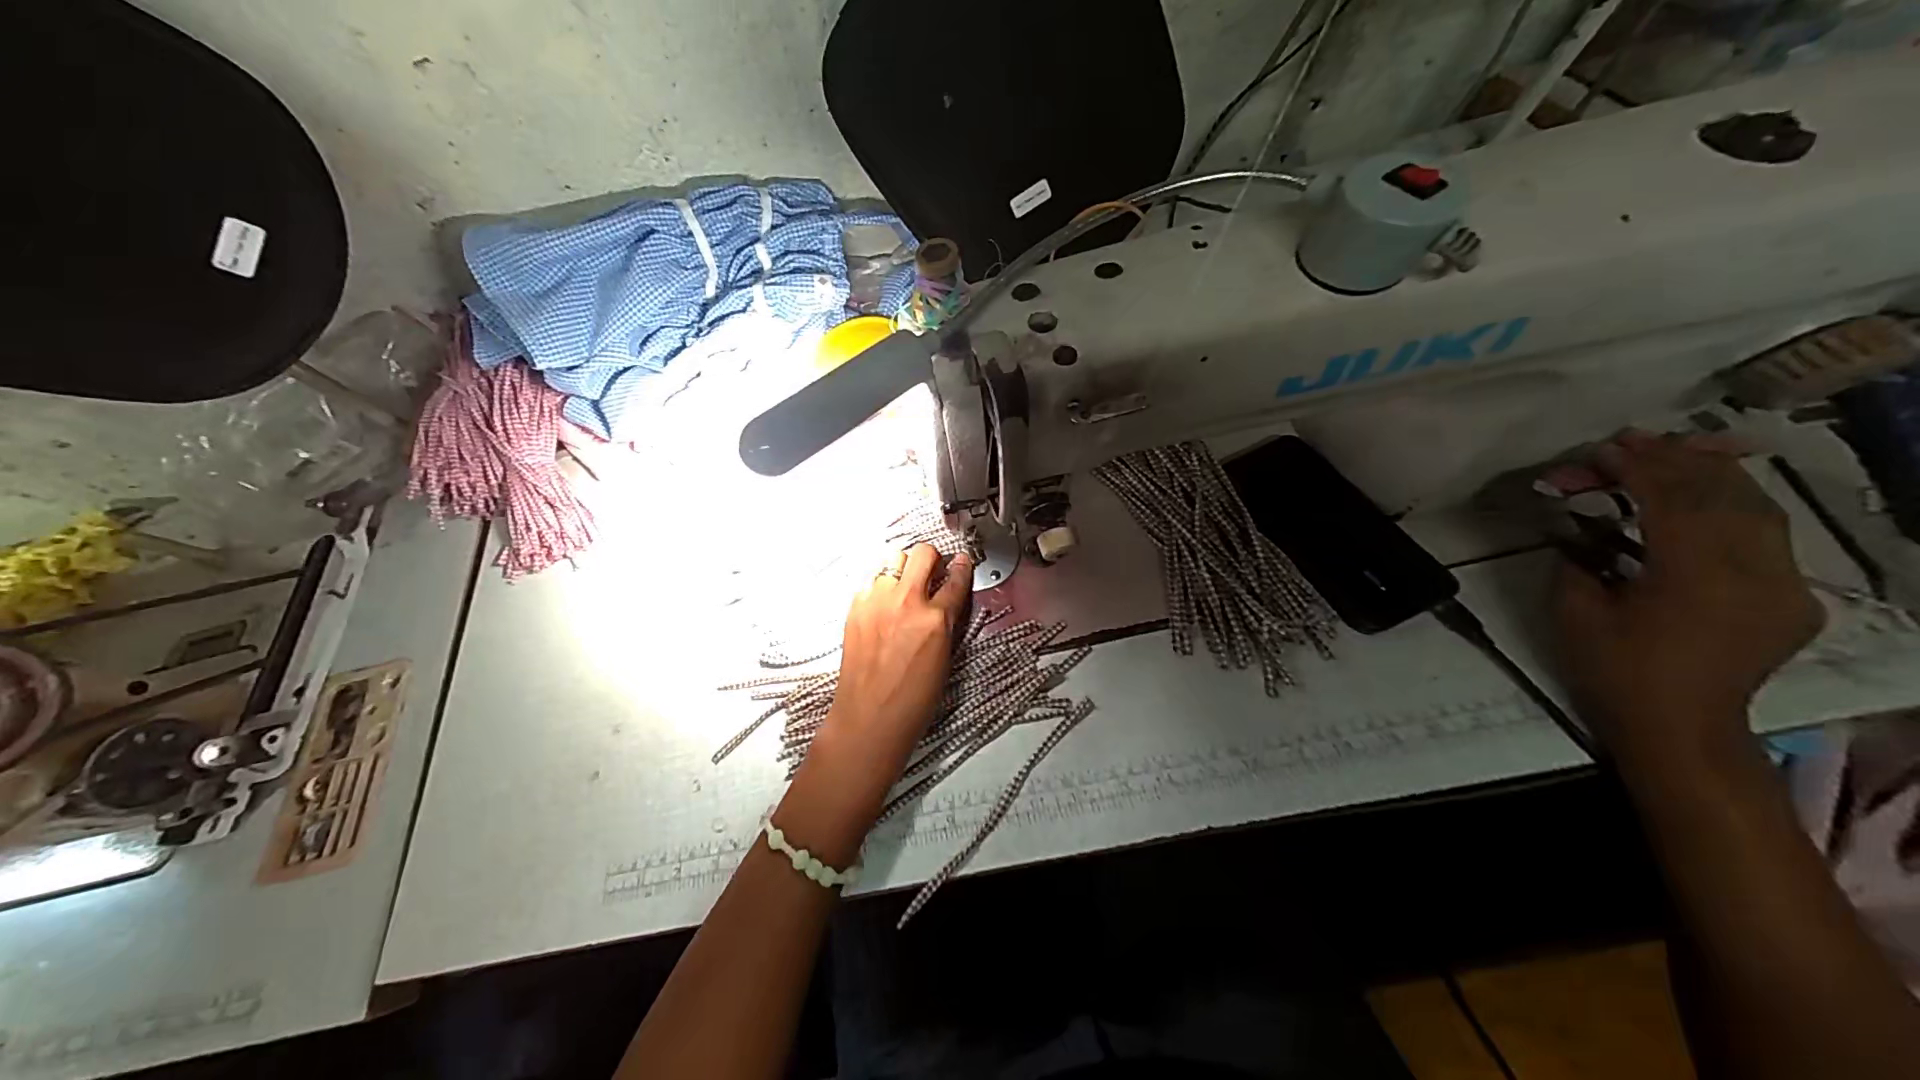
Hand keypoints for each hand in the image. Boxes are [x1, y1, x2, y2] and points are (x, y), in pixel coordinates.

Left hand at [822, 544, 971, 766]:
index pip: (956, 579)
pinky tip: (884, 600)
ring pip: (892, 558)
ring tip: (905, 580)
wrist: (870, 718)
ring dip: (902, 566)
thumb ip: (947, 623)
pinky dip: (879, 584)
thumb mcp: (945, 659)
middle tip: (933, 566)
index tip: (962, 563)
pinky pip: (870, 580)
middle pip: (923, 553)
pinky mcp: (856, 608)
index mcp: (935, 620)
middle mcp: (906, 603)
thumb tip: (948, 603)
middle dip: (931, 556)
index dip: (963, 568)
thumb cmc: (909, 701)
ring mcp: (877, 603)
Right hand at [1553, 432, 1824, 753]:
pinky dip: (1733, 505)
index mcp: (1696, 576)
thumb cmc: (1617, 672)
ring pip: (1756, 507)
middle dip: (1673, 460)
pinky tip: (1704, 495)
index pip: (1673, 500)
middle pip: (1722, 494)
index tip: (1601, 450)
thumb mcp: (1576, 614)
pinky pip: (1767, 535)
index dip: (1636, 468)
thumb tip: (1580, 531)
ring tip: (1667, 454)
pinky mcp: (1791, 596)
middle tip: (1628, 442)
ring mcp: (1784, 584)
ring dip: (1708, 475)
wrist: (1682, 728)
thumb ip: (1579, 562)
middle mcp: (1755, 572)